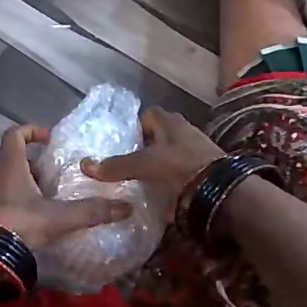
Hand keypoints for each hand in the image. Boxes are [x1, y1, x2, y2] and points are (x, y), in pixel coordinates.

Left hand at [0, 124, 129, 247]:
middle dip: (26, 161)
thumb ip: (91, 212)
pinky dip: (13, 202)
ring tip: (44, 195)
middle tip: (47, 172)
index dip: (30, 131)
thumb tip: (126, 207)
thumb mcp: (59, 217)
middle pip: (5, 157)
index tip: (48, 138)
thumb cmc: (19, 224)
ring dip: (20, 182)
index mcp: (10, 166)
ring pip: (1, 179)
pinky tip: (31, 216)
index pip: (14, 135)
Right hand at [80, 108, 223, 201]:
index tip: (120, 145)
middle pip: (156, 135)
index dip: (132, 128)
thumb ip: (116, 165)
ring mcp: (195, 149)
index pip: (146, 115)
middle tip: (124, 164)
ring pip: (167, 153)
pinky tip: (157, 190)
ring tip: (137, 180)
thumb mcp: (144, 164)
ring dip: (155, 164)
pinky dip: (167, 178)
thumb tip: (85, 165)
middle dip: (142, 148)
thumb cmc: (181, 166)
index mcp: (169, 121)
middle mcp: (183, 130)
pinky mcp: (202, 169)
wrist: (220, 190)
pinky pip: (178, 170)